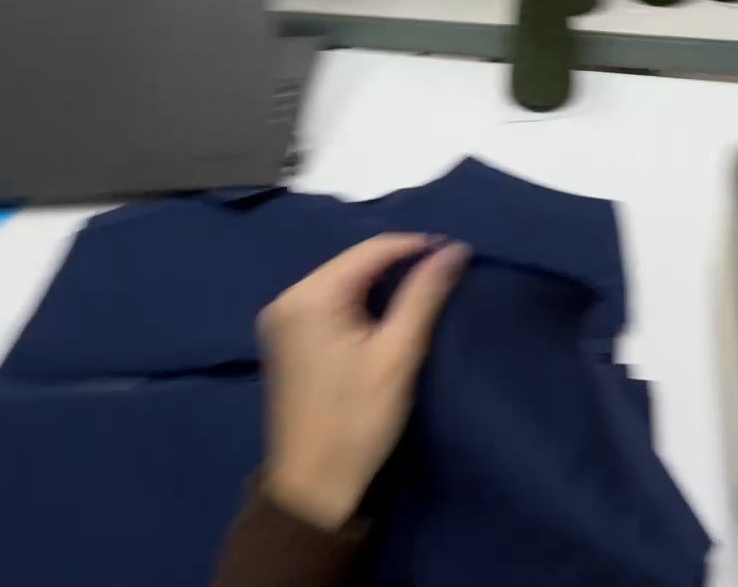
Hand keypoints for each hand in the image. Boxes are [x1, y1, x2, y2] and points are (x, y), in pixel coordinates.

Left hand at [258, 233, 469, 528]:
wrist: (313, 490)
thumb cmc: (358, 421)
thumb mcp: (399, 353)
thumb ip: (425, 294)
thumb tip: (455, 249)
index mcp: (310, 296)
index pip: (372, 250)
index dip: (416, 246)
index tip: (455, 253)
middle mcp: (288, 297)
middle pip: (355, 262)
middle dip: (400, 263)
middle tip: (442, 272)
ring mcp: (282, 317)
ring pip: (344, 279)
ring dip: (382, 281)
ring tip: (422, 289)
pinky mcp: (285, 337)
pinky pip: (330, 301)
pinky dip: (361, 300)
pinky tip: (386, 311)